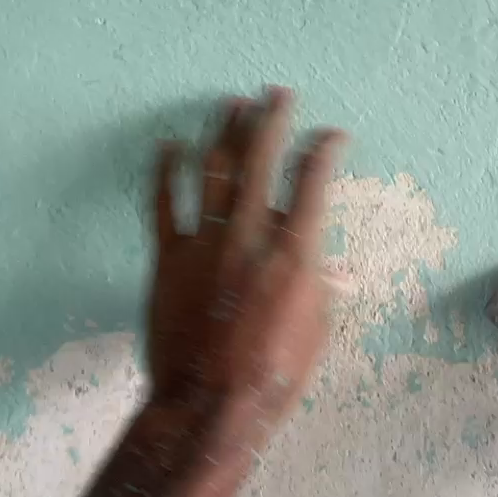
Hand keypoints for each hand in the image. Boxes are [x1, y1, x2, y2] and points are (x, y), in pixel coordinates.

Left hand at [145, 87, 345, 460]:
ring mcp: (206, 243)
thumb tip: (320, 258)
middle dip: (271, 119)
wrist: (209, 404)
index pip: (314, 181)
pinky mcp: (170, 258)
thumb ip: (318, 280)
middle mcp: (251, 235)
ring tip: (230, 104)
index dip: (325, 149)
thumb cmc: (275, 372)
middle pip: (262, 160)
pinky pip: (165, 204)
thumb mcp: (318, 325)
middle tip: (276, 92)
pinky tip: (169, 146)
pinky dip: (166, 172)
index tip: (332, 134)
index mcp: (295, 251)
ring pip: (214, 171)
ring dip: (224, 133)